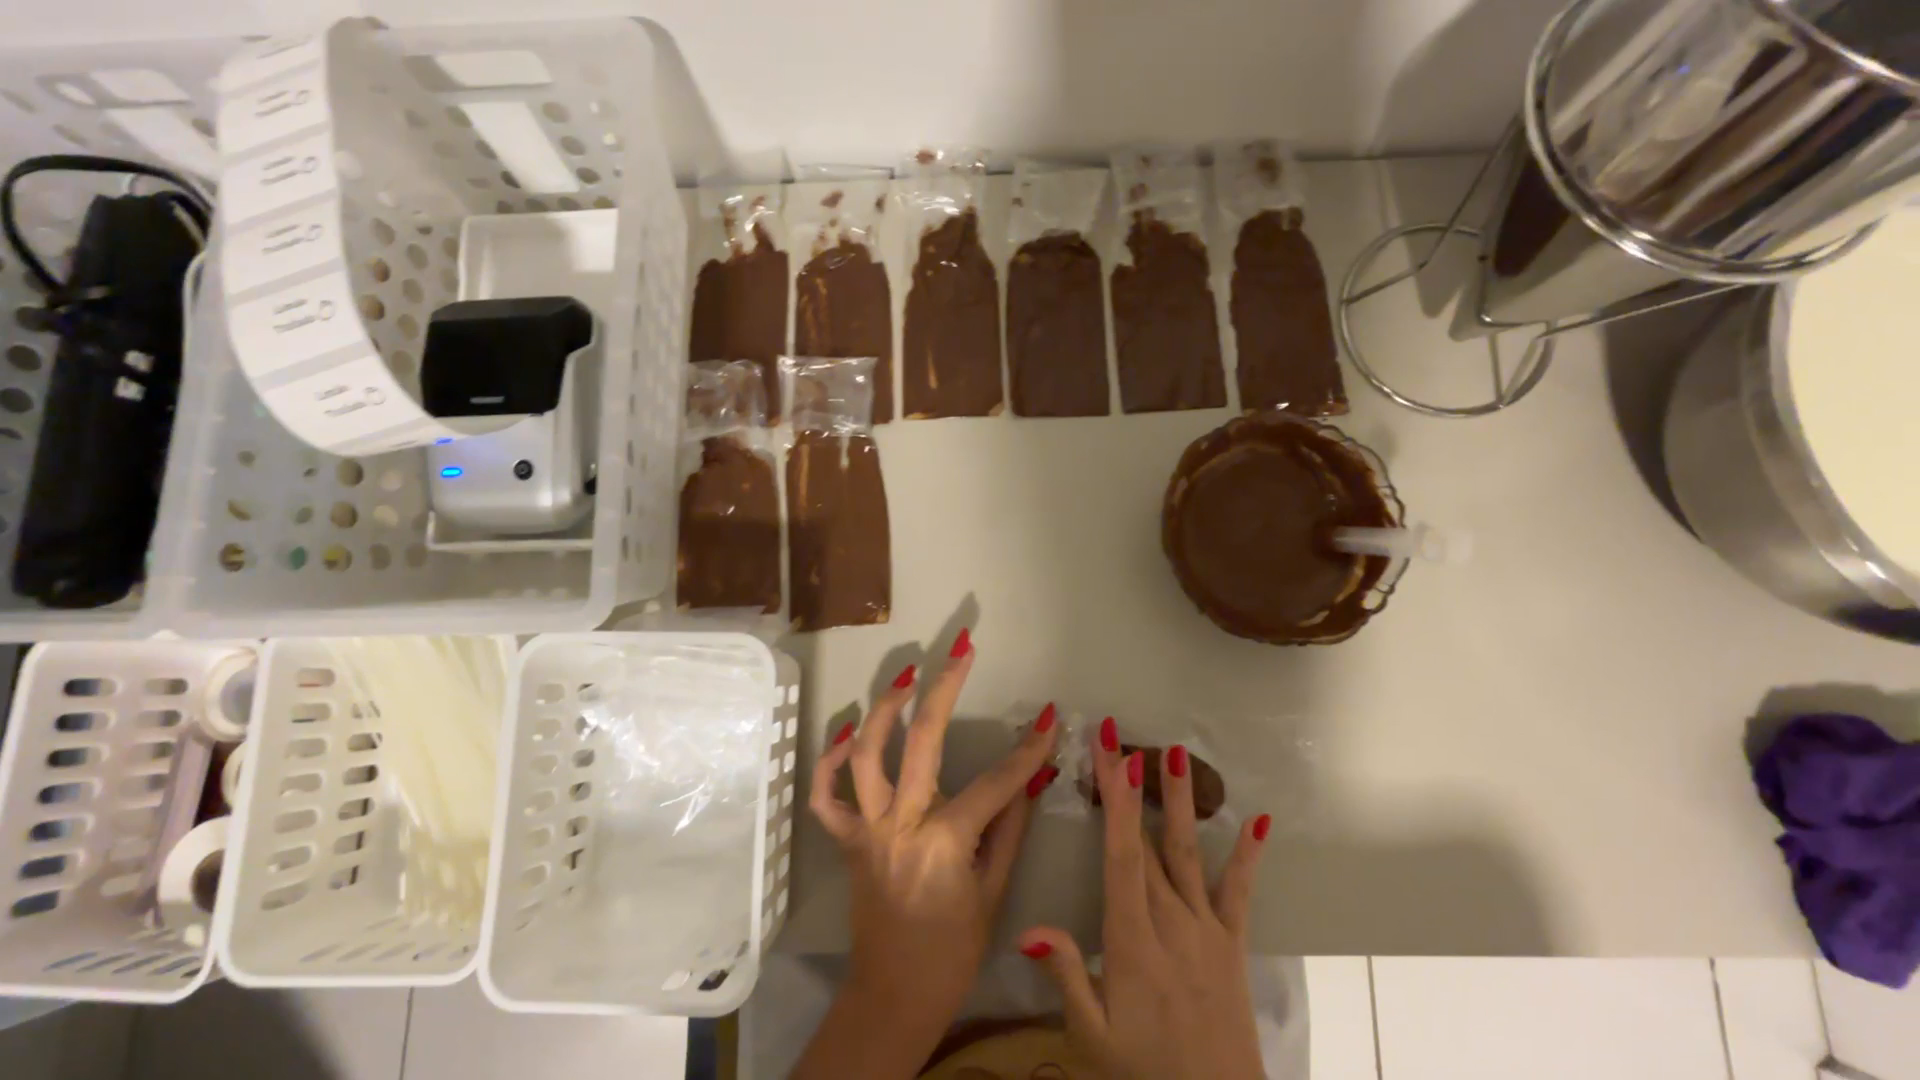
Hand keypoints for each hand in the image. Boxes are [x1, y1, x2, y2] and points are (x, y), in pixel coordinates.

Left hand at [793, 629, 1061, 1079]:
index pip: (996, 782)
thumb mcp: (994, 891)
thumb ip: (1011, 827)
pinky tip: (851, 730)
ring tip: (906, 673)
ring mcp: (867, 829)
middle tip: (963, 647)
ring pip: (867, 754)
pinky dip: (834, 759)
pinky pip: (828, 795)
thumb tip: (1034, 775)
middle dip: (946, 686)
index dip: (1028, 749)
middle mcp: (900, 824)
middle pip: (922, 740)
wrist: (894, 995)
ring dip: (884, 708)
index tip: (1049, 714)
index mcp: (944, 841)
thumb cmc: (952, 952)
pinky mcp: (846, 840)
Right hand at [1021, 717, 1271, 1079]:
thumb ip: (1067, 976)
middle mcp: (1172, 921)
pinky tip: (1261, 821)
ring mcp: (1207, 929)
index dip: (1117, 801)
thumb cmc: (1144, 1072)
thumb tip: (1029, 928)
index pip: (1121, 855)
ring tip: (1179, 754)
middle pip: (1148, 842)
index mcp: (1132, 938)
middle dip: (1132, 786)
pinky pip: (1240, 892)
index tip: (1111, 755)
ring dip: (1183, 802)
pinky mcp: (1233, 943)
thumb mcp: (1092, 1035)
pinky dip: (1249, 855)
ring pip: (1190, 853)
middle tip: (1121, 737)